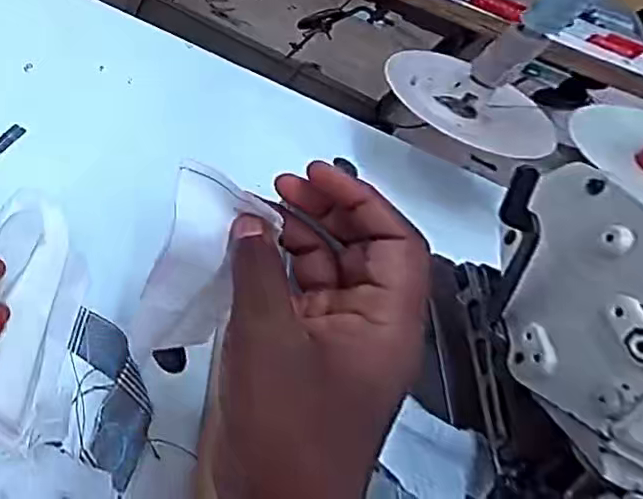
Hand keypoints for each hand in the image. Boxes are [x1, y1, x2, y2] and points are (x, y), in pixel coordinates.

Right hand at [212, 161, 430, 498]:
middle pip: (361, 250)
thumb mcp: (269, 335)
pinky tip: (247, 246)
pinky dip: (271, 258)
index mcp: (385, 326)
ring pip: (323, 264)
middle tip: (285, 185)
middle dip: (326, 210)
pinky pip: (292, 284)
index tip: (320, 175)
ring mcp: (329, 333)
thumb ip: (259, 269)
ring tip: (259, 208)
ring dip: (294, 231)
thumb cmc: (290, 430)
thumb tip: (250, 224)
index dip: (362, 202)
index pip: (395, 245)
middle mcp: (365, 324)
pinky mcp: (296, 341)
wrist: (271, 489)